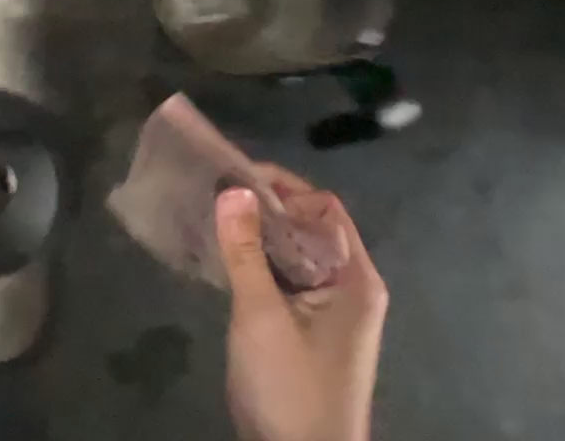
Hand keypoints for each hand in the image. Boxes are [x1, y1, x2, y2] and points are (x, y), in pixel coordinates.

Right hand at [216, 168, 387, 440]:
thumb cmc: (291, 385)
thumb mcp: (262, 314)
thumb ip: (245, 249)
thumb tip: (232, 187)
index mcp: (354, 279)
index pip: (323, 208)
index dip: (282, 187)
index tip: (232, 179)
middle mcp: (347, 286)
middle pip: (307, 225)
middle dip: (262, 205)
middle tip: (213, 193)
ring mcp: (326, 308)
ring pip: (290, 250)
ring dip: (254, 231)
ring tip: (210, 216)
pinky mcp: (304, 324)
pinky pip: (280, 273)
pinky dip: (254, 257)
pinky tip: (220, 252)